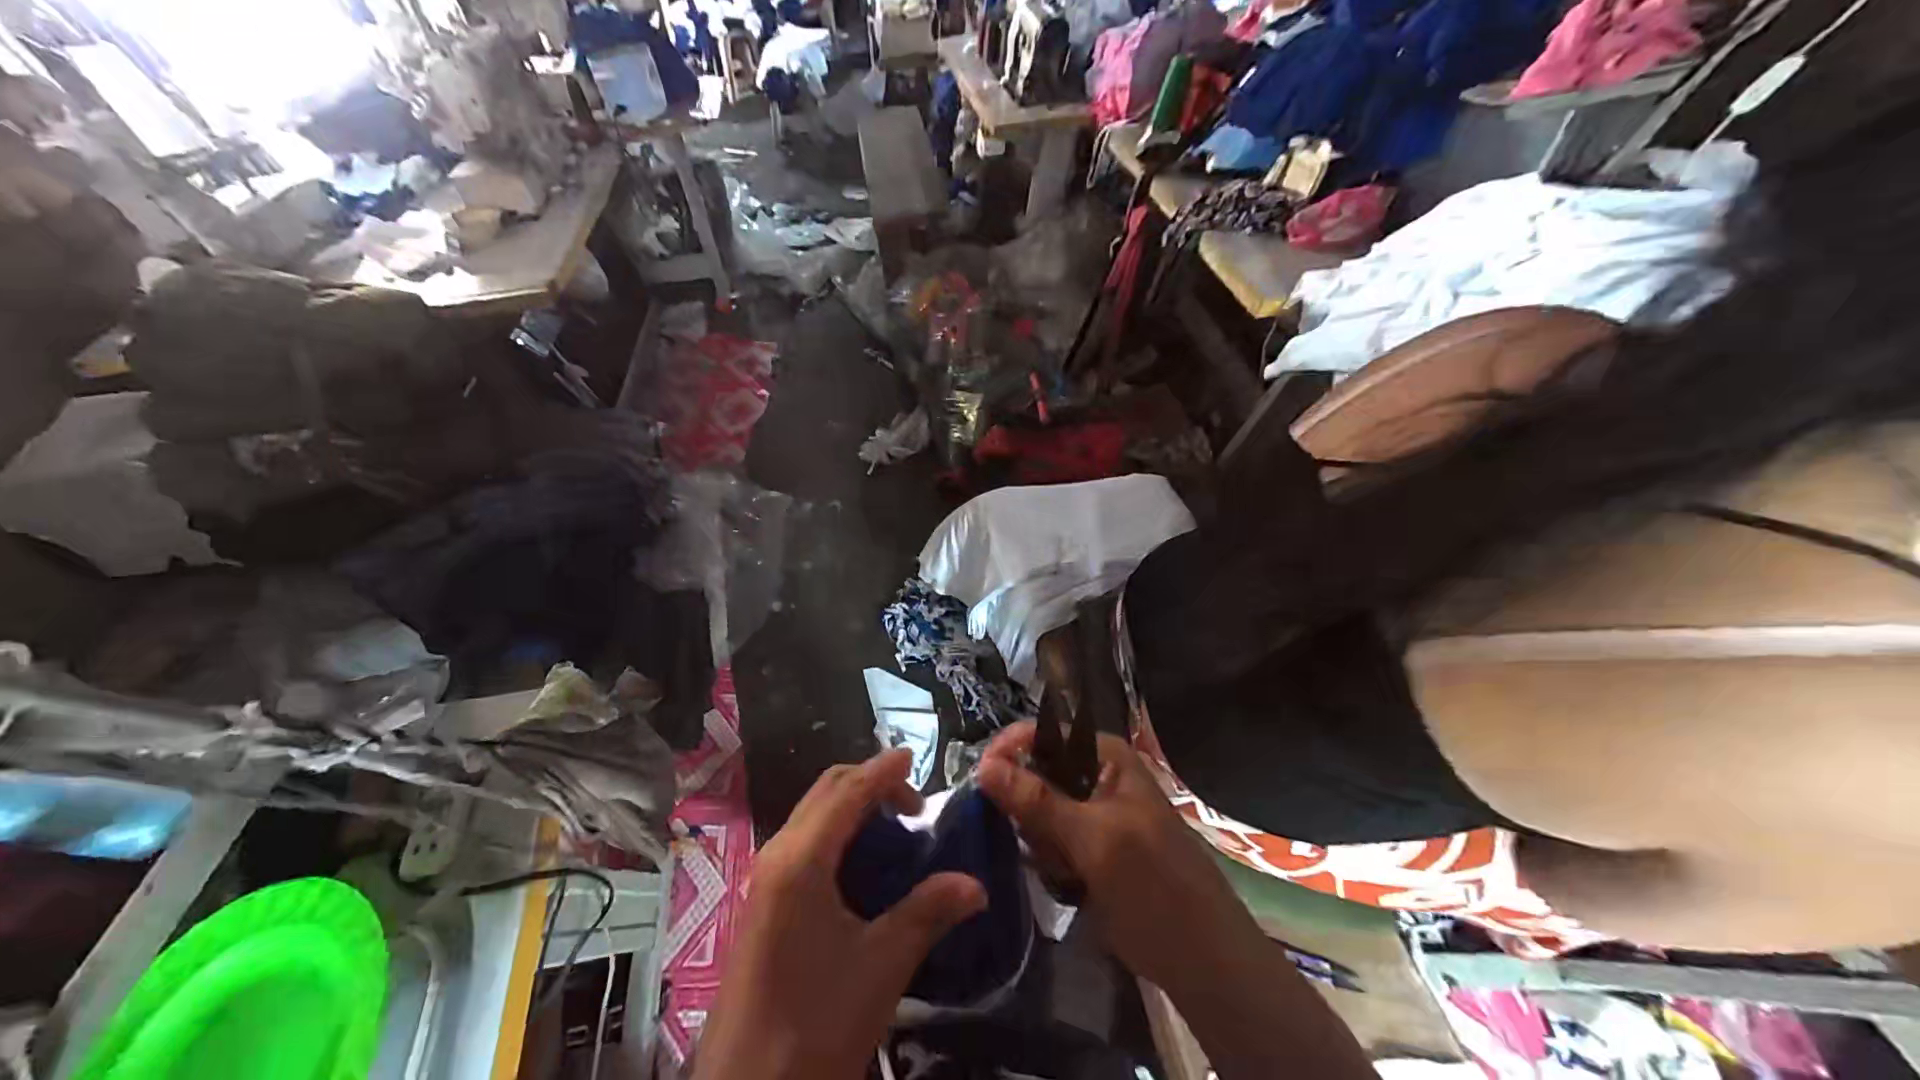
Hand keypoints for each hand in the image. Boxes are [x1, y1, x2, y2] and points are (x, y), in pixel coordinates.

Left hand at [693, 750, 986, 1079]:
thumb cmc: (817, 1021)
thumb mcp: (883, 963)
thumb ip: (929, 911)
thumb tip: (975, 883)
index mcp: (802, 859)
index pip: (847, 792)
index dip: (882, 770)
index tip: (913, 757)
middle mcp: (777, 856)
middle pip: (824, 793)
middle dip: (868, 784)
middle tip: (912, 803)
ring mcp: (763, 880)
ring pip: (810, 817)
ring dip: (850, 809)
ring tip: (894, 831)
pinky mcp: (761, 904)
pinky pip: (802, 845)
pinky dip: (835, 835)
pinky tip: (862, 868)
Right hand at [978, 724, 1376, 1079]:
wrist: (1200, 959)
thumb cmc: (1155, 885)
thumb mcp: (1095, 838)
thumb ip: (1039, 801)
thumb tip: (983, 765)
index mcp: (1109, 758)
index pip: (1047, 734)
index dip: (1012, 749)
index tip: (980, 777)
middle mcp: (1098, 779)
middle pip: (1036, 773)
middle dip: (1026, 806)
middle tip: (1041, 842)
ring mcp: (1092, 817)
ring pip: (1037, 812)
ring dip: (1038, 840)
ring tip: (1063, 869)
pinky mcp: (1087, 851)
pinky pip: (1047, 842)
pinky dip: (1046, 860)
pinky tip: (1064, 882)